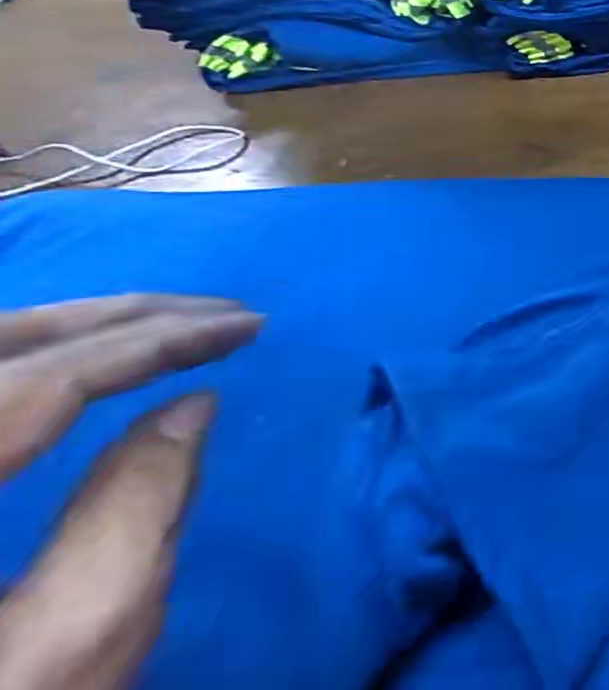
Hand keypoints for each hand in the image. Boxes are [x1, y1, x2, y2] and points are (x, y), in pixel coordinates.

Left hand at [0, 294, 260, 689]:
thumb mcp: (73, 639)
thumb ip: (137, 513)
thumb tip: (192, 407)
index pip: (36, 387)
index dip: (153, 344)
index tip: (245, 327)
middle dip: (111, 319)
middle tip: (214, 311)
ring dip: (59, 330)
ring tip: (155, 322)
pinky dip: (16, 359)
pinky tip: (65, 357)